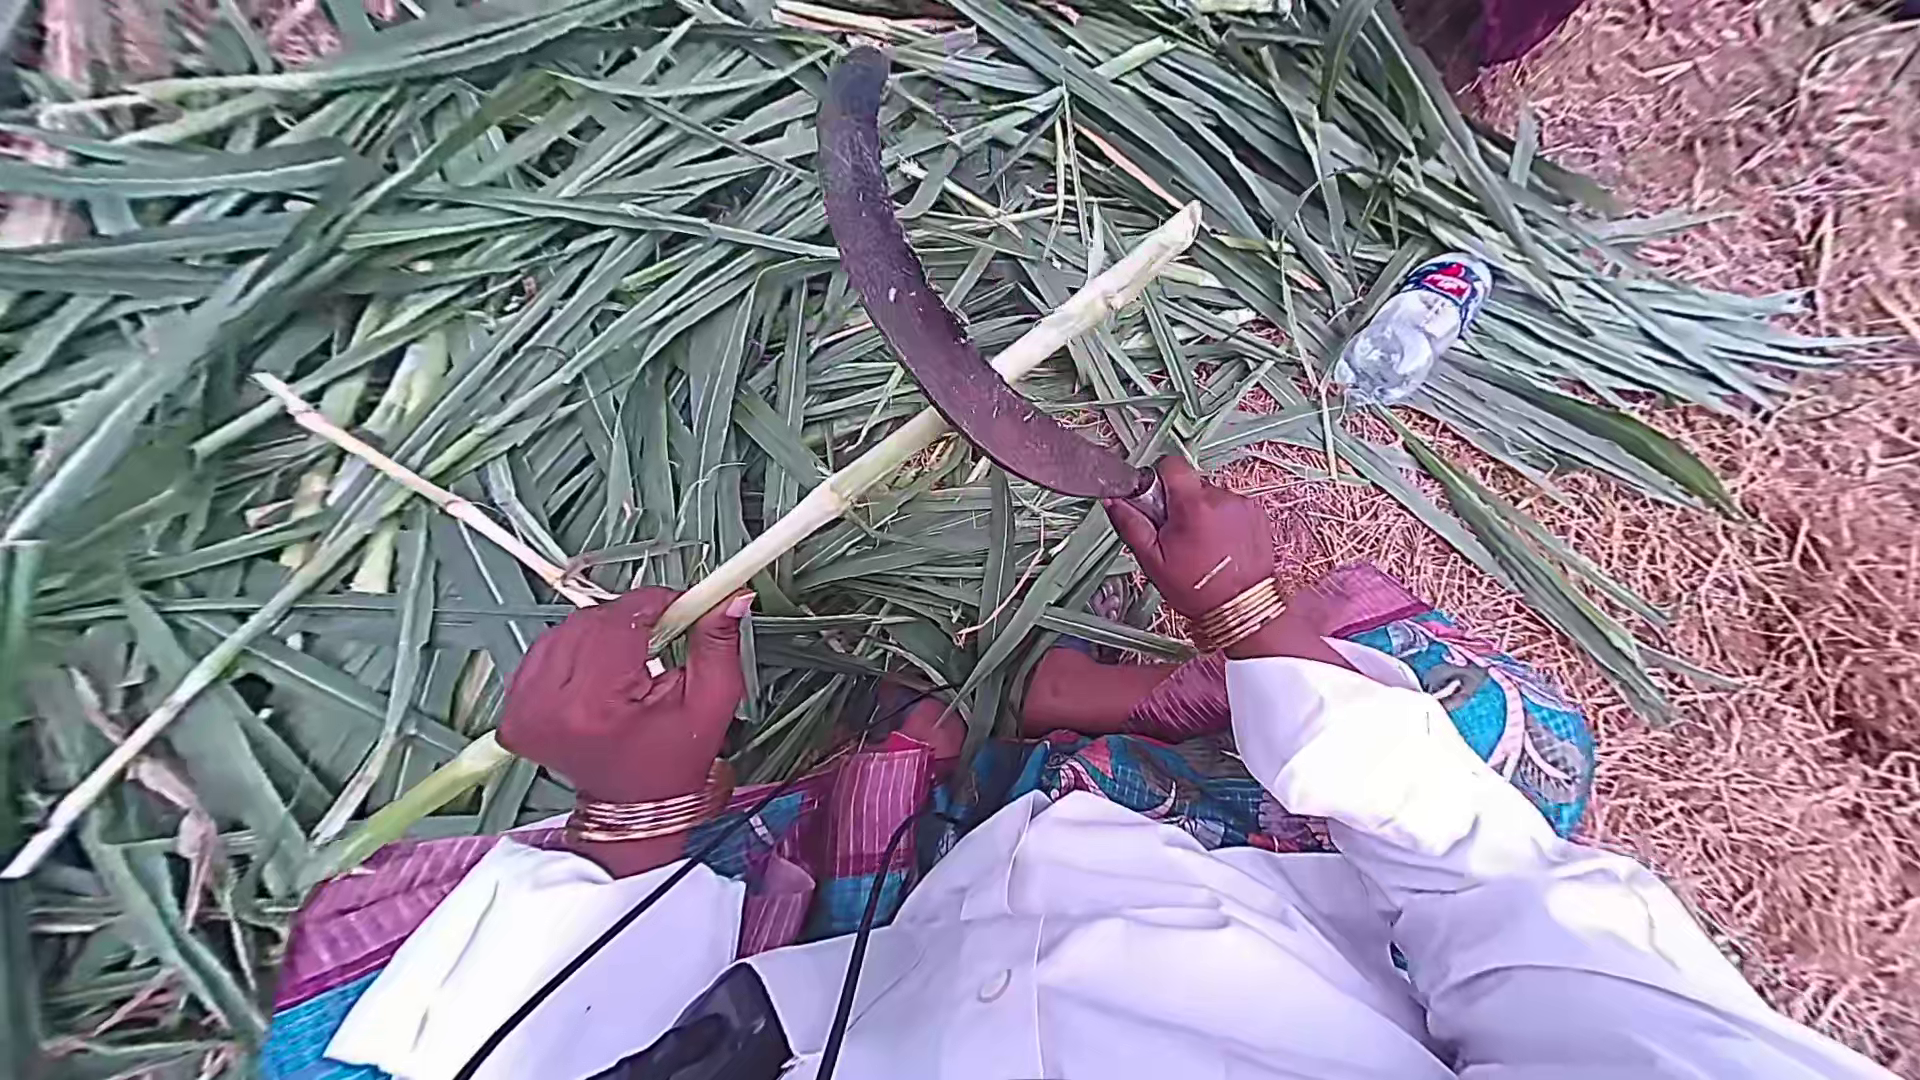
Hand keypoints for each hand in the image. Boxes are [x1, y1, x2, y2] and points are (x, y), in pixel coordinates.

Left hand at [498, 587, 752, 803]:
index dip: (655, 602)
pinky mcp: (514, 708)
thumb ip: (719, 641)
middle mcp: (548, 707)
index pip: (620, 620)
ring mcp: (523, 709)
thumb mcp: (713, 697)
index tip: (680, 605)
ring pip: (568, 627)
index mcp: (596, 706)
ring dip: (606, 629)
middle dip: (633, 617)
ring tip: (635, 655)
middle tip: (664, 632)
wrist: (637, 801)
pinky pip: (547, 647)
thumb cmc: (675, 757)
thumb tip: (730, 599)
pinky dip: (580, 645)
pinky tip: (605, 665)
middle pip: (592, 620)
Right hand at [1105, 455, 1275, 620]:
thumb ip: (1130, 524)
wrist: (1241, 608)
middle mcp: (1222, 498)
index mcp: (1193, 505)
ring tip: (1198, 544)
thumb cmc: (1197, 589)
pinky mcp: (1256, 514)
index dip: (1157, 480)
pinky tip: (1216, 545)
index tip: (1154, 502)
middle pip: (1189, 484)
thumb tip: (1114, 501)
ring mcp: (1243, 505)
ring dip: (1200, 513)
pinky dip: (1220, 521)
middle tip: (1174, 534)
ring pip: (1209, 496)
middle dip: (1177, 503)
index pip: (1170, 465)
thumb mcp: (1152, 559)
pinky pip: (1229, 507)